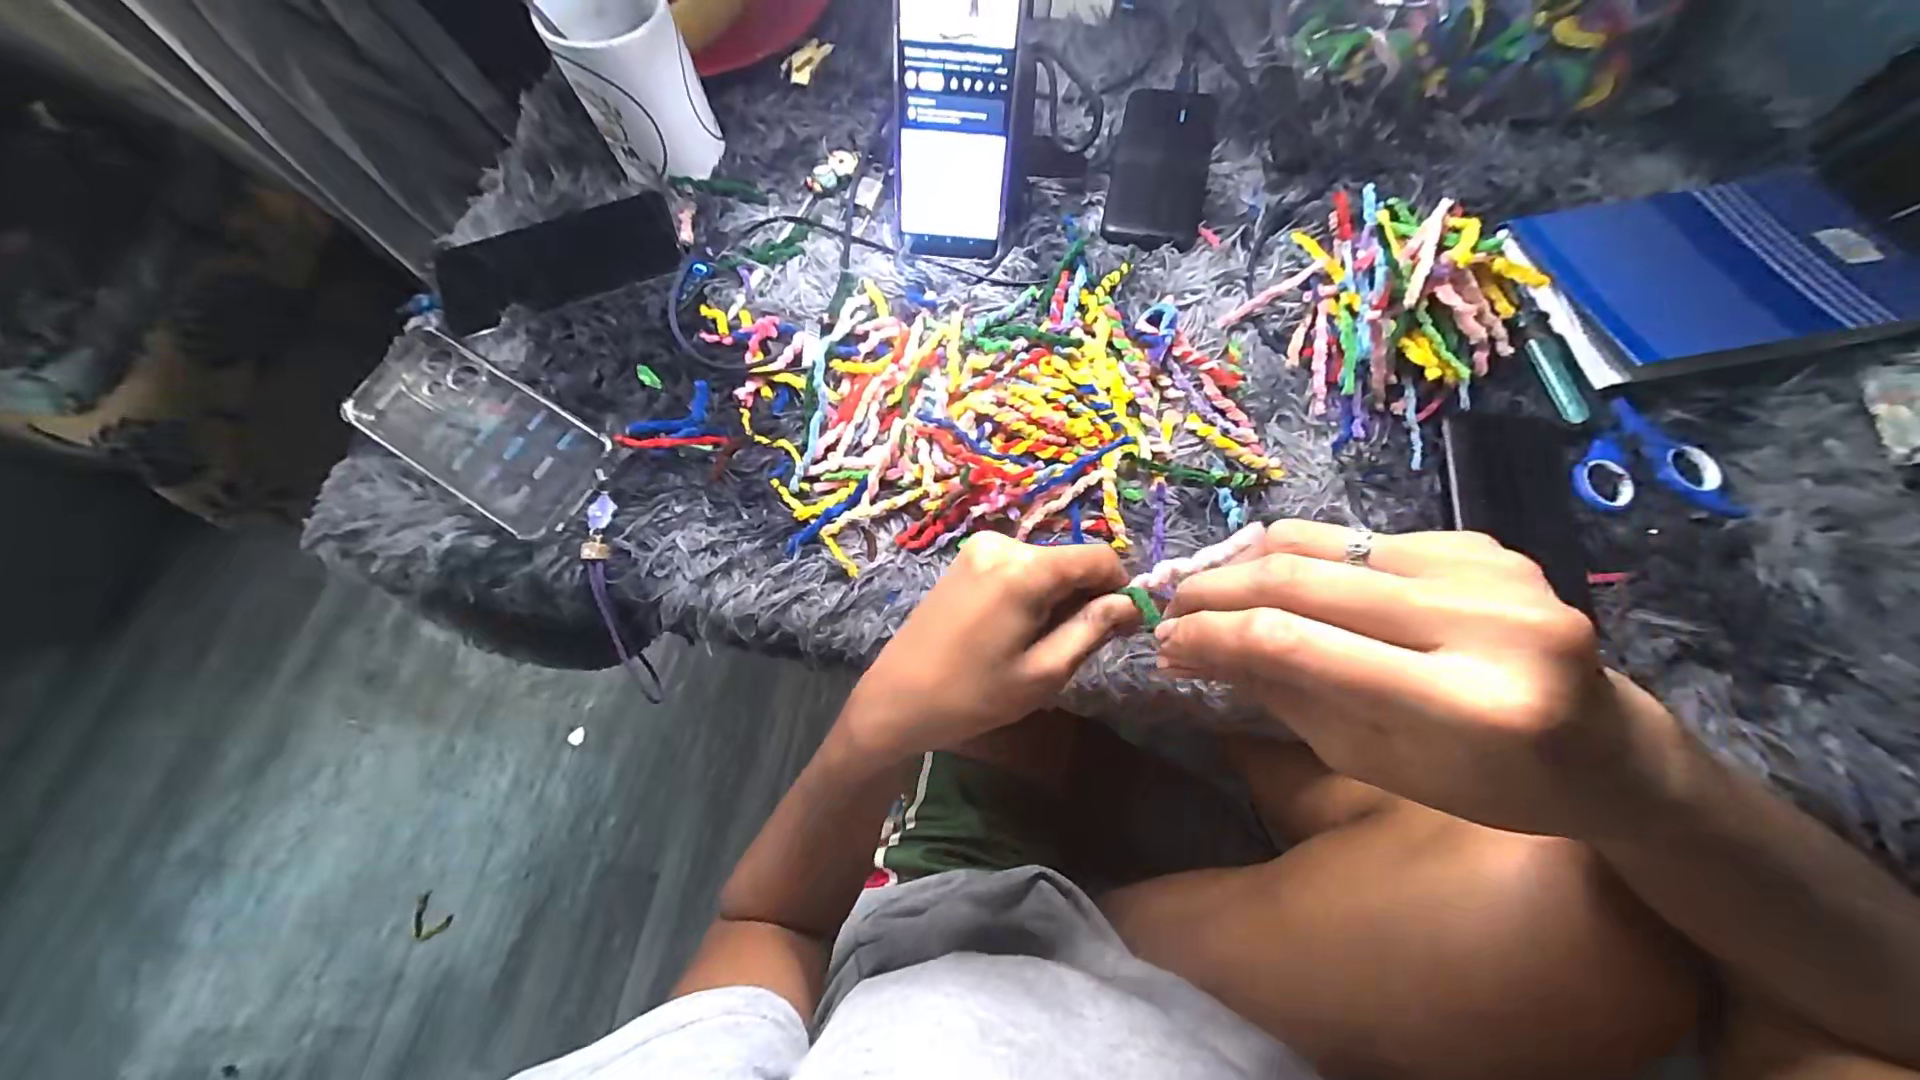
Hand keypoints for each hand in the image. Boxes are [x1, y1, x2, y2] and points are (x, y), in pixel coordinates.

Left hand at [840, 534, 1138, 759]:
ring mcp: (978, 549)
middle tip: (1071, 647)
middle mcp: (1002, 544)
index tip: (1119, 627)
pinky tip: (1012, 629)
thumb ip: (1092, 630)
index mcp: (1024, 568)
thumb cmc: (972, 695)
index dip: (1119, 589)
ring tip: (1035, 644)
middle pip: (1069, 560)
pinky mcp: (964, 560)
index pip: (1099, 557)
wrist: (895, 699)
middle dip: (1084, 597)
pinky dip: (1030, 591)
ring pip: (1045, 565)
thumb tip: (1130, 603)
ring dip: (1056, 597)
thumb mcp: (1043, 672)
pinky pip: (1017, 567)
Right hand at [1157, 520, 1690, 838]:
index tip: (1163, 642)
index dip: (1213, 634)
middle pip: (1300, 579)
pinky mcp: (1482, 542)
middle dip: (1215, 589)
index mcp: (1469, 704)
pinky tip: (1276, 581)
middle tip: (1170, 607)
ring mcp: (1490, 569)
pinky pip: (1356, 538)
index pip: (1297, 643)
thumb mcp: (1368, 758)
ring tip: (1207, 586)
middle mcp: (1486, 620)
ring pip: (1320, 543)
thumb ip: (1280, 690)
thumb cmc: (1486, 785)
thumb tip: (1192, 647)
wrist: (1612, 748)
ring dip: (1245, 562)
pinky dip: (1299, 558)